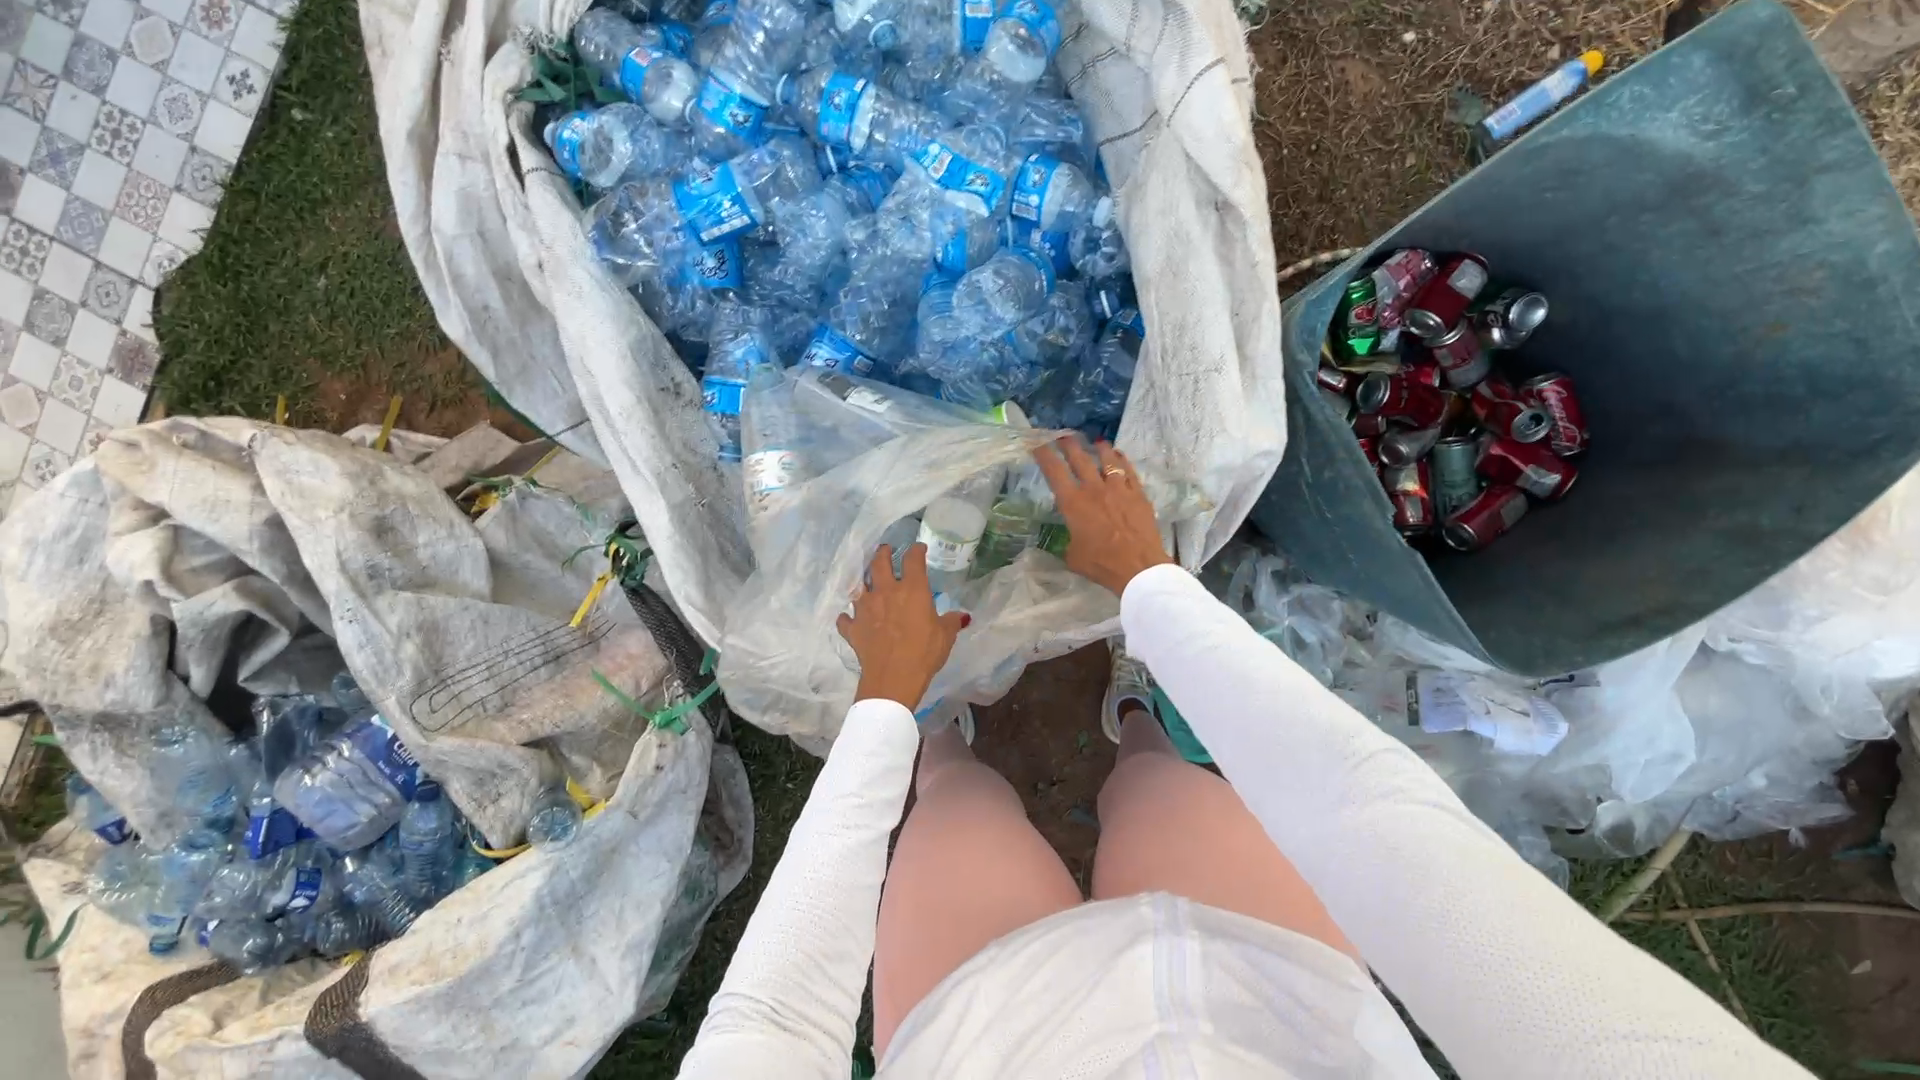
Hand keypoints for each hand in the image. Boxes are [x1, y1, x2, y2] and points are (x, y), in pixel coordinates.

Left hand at [837, 543, 969, 707]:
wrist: (893, 677)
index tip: (918, 549)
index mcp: (911, 589)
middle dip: (883, 553)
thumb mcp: (945, 636)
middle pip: (879, 563)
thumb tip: (961, 616)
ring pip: (859, 587)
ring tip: (868, 582)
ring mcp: (865, 608)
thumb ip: (951, 621)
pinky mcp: (852, 628)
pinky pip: (845, 618)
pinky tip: (850, 618)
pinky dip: (848, 616)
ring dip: (864, 582)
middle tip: (885, 550)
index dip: (916, 551)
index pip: (913, 560)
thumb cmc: (924, 652)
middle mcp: (885, 592)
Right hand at [1032, 436, 1172, 595]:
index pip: (1054, 472)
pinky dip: (1121, 460)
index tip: (1037, 443)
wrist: (1138, 567)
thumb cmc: (1101, 564)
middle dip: (1069, 444)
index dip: (1043, 454)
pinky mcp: (1138, 494)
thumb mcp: (1073, 556)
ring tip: (1095, 441)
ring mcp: (1118, 489)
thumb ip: (1069, 540)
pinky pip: (1128, 470)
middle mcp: (1094, 489)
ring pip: (1107, 459)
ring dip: (1099, 448)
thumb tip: (1070, 538)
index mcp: (1073, 503)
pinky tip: (1118, 455)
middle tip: (1063, 436)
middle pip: (1079, 458)